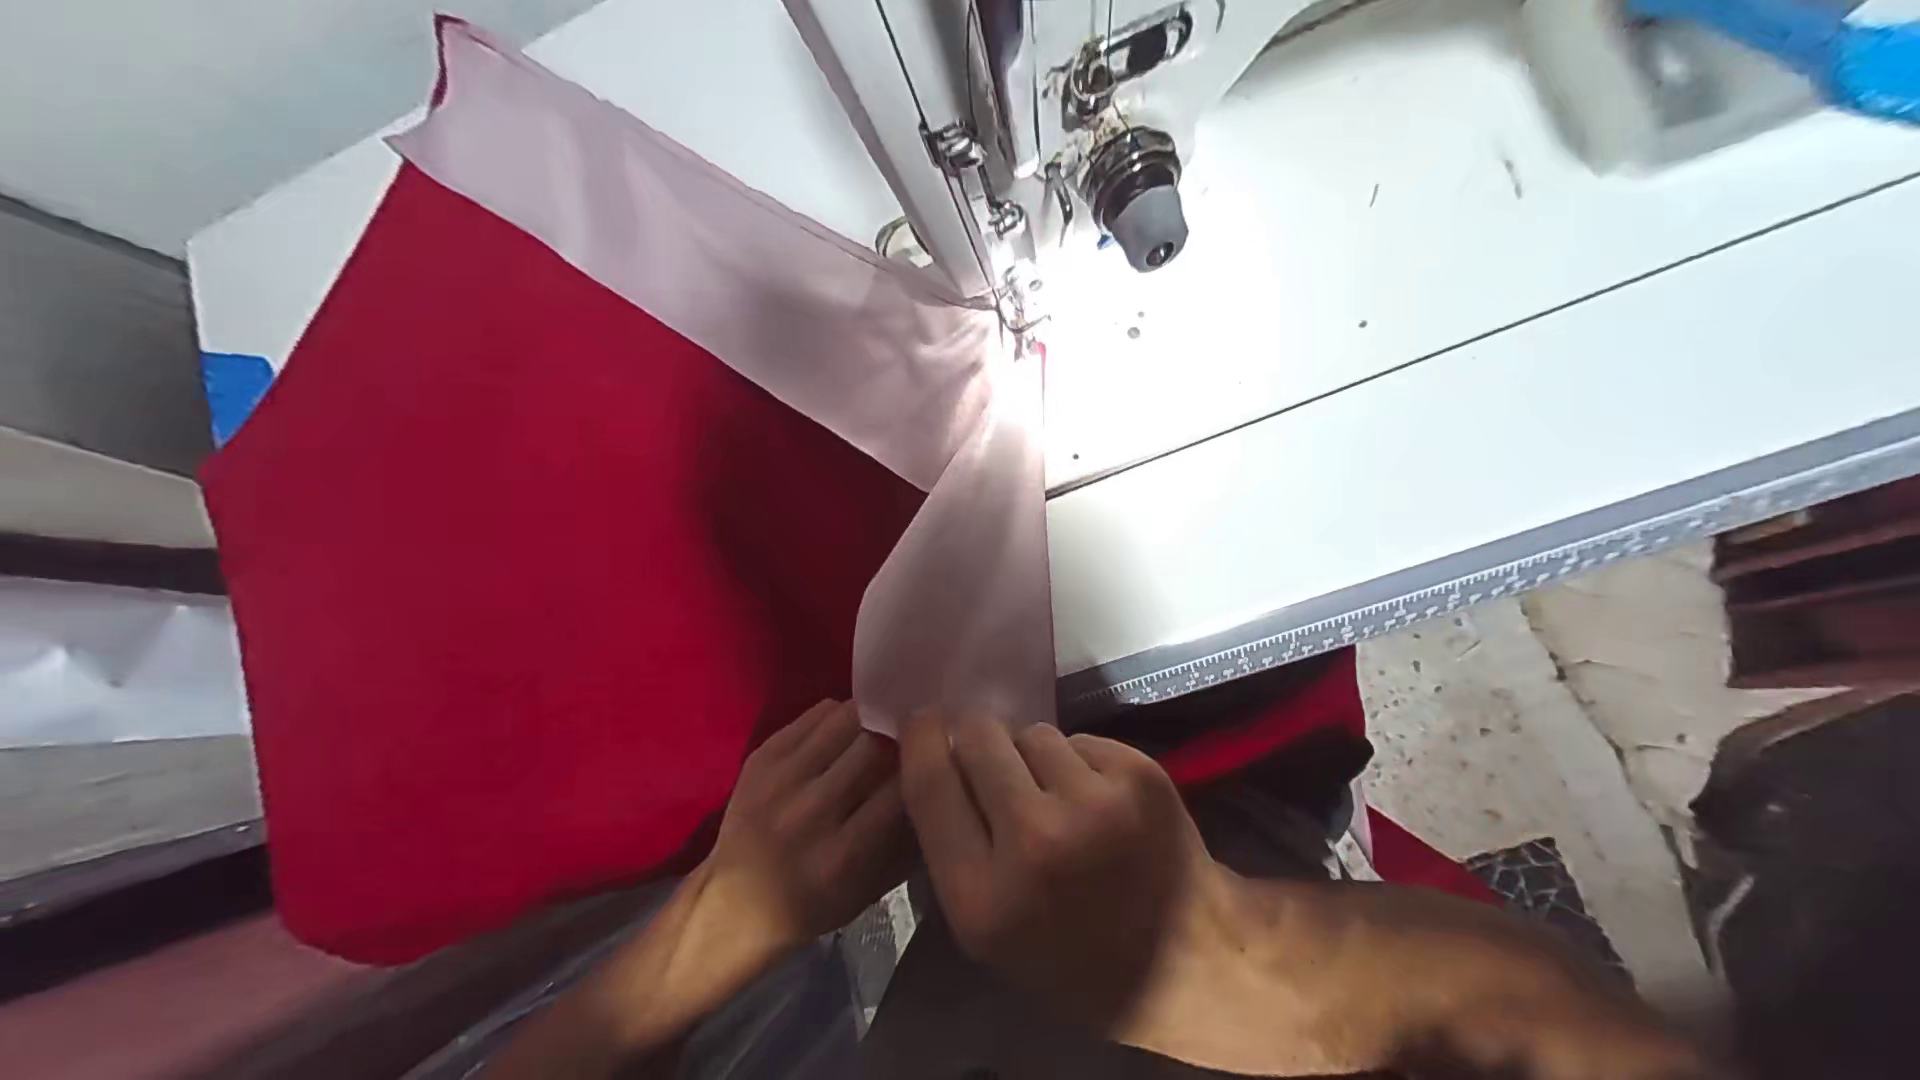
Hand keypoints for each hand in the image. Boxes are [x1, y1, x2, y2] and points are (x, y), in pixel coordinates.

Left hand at [479, 701, 910, 1079]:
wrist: (733, 905)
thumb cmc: (813, 905)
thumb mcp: (870, 892)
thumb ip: (907, 842)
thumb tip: (940, 783)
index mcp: (842, 855)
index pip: (899, 789)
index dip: (923, 766)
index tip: (938, 755)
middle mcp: (810, 812)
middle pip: (873, 745)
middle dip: (899, 736)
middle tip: (914, 732)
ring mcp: (780, 780)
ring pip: (844, 719)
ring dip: (871, 717)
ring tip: (884, 721)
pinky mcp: (760, 758)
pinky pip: (814, 714)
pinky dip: (839, 714)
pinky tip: (848, 726)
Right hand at [897, 709, 1222, 1035]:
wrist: (1187, 960)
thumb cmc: (1073, 955)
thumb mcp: (986, 928)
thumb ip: (950, 844)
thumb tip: (936, 752)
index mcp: (983, 897)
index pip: (929, 784)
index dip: (922, 741)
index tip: (923, 721)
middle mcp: (1035, 843)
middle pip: (979, 737)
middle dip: (979, 739)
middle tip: (997, 760)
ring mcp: (1093, 805)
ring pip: (1032, 732)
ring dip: (1034, 753)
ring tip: (1057, 792)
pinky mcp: (1138, 776)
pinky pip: (1079, 738)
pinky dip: (1079, 760)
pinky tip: (1098, 797)